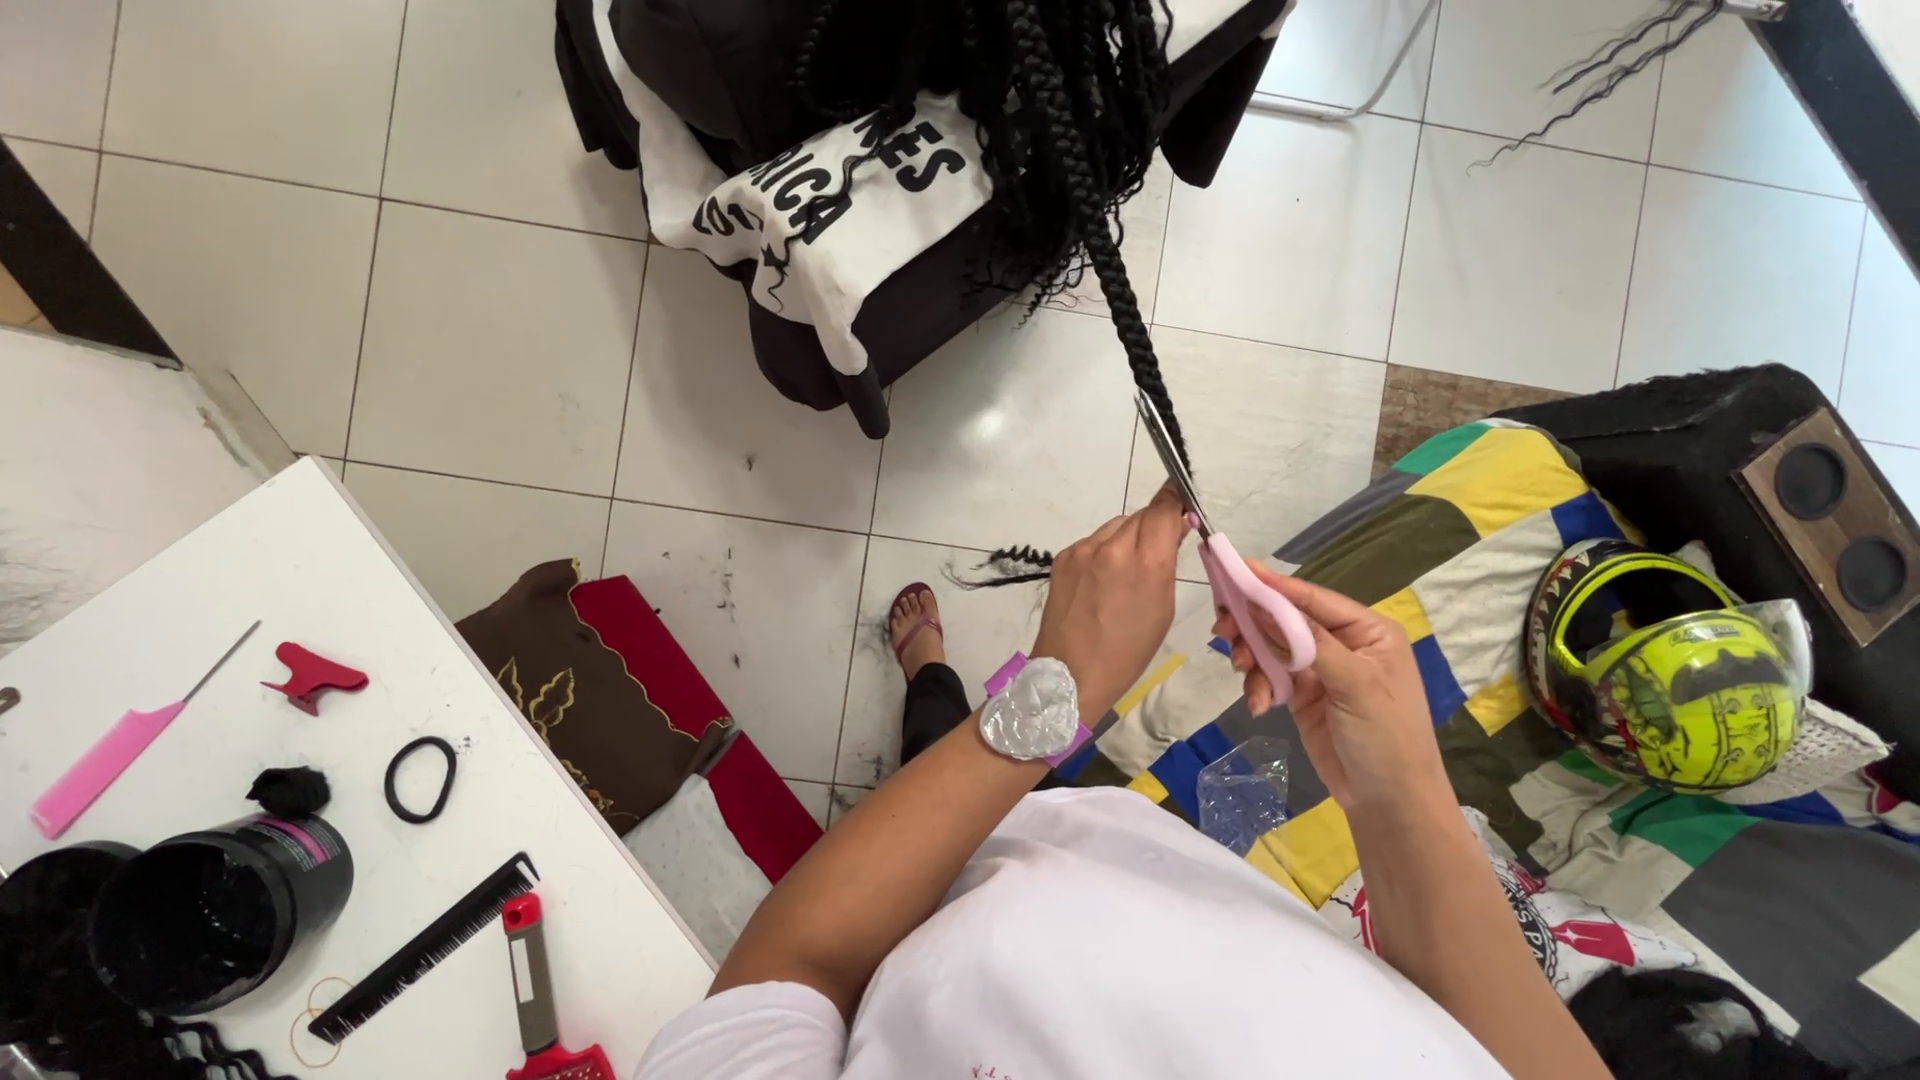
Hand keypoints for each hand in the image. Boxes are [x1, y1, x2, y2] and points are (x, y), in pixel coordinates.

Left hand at [1030, 485, 1189, 724]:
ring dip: (1127, 538)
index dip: (1175, 501)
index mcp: (1145, 563)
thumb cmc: (1127, 653)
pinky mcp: (1063, 558)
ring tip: (1125, 573)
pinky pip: (1092, 542)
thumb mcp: (1162, 608)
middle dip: (1152, 527)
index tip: (1182, 501)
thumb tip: (1173, 529)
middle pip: (1140, 516)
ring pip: (1115, 526)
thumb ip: (1167, 563)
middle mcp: (1112, 547)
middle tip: (1156, 551)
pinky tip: (1101, 581)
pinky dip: (1103, 552)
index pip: (1163, 509)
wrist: (1070, 673)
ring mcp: (1082, 550)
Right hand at [1212, 562, 1449, 814]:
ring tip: (1242, 672)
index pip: (1312, 598)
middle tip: (1222, 629)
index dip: (1273, 585)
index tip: (1236, 570)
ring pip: (1271, 646)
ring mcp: (1320, 669)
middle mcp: (1342, 643)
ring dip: (1252, 658)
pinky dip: (1258, 686)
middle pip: (1284, 619)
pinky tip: (1259, 706)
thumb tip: (1266, 602)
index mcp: (1367, 631)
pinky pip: (1268, 676)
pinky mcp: (1302, 694)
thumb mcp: (1355, 684)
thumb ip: (1310, 641)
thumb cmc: (1386, 737)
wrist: (1388, 802)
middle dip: (1254, 624)